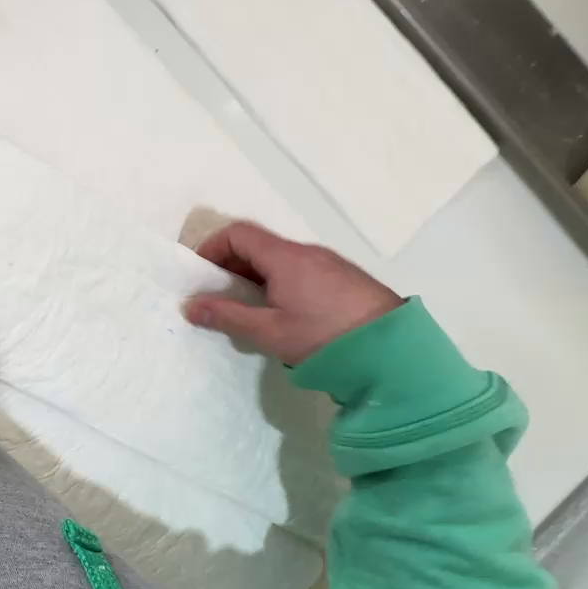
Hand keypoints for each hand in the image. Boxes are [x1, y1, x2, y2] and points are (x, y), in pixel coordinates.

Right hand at [184, 221, 402, 364]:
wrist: (397, 354)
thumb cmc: (325, 337)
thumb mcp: (268, 332)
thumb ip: (226, 316)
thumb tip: (190, 306)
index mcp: (285, 257)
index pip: (238, 233)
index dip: (211, 247)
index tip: (199, 274)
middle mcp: (308, 252)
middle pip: (258, 245)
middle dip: (230, 265)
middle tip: (218, 296)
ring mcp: (331, 264)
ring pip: (280, 260)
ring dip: (255, 276)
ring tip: (250, 309)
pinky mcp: (347, 280)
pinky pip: (301, 271)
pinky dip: (280, 282)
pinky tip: (285, 313)